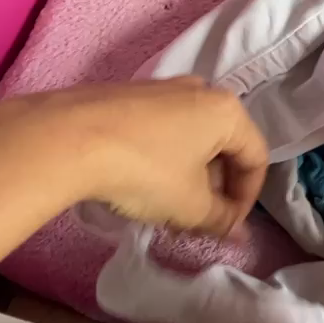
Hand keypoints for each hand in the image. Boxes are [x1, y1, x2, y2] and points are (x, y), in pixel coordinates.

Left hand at [0, 78, 269, 237]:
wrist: (66, 138)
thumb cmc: (145, 170)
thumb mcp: (190, 205)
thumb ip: (221, 220)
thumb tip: (240, 235)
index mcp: (227, 111)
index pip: (256, 158)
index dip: (247, 199)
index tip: (226, 227)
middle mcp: (201, 90)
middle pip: (225, 144)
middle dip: (217, 186)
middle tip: (198, 219)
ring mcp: (163, 88)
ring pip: (192, 136)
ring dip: (190, 173)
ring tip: (167, 204)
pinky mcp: (130, 94)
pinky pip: (163, 128)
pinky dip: (164, 156)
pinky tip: (140, 180)